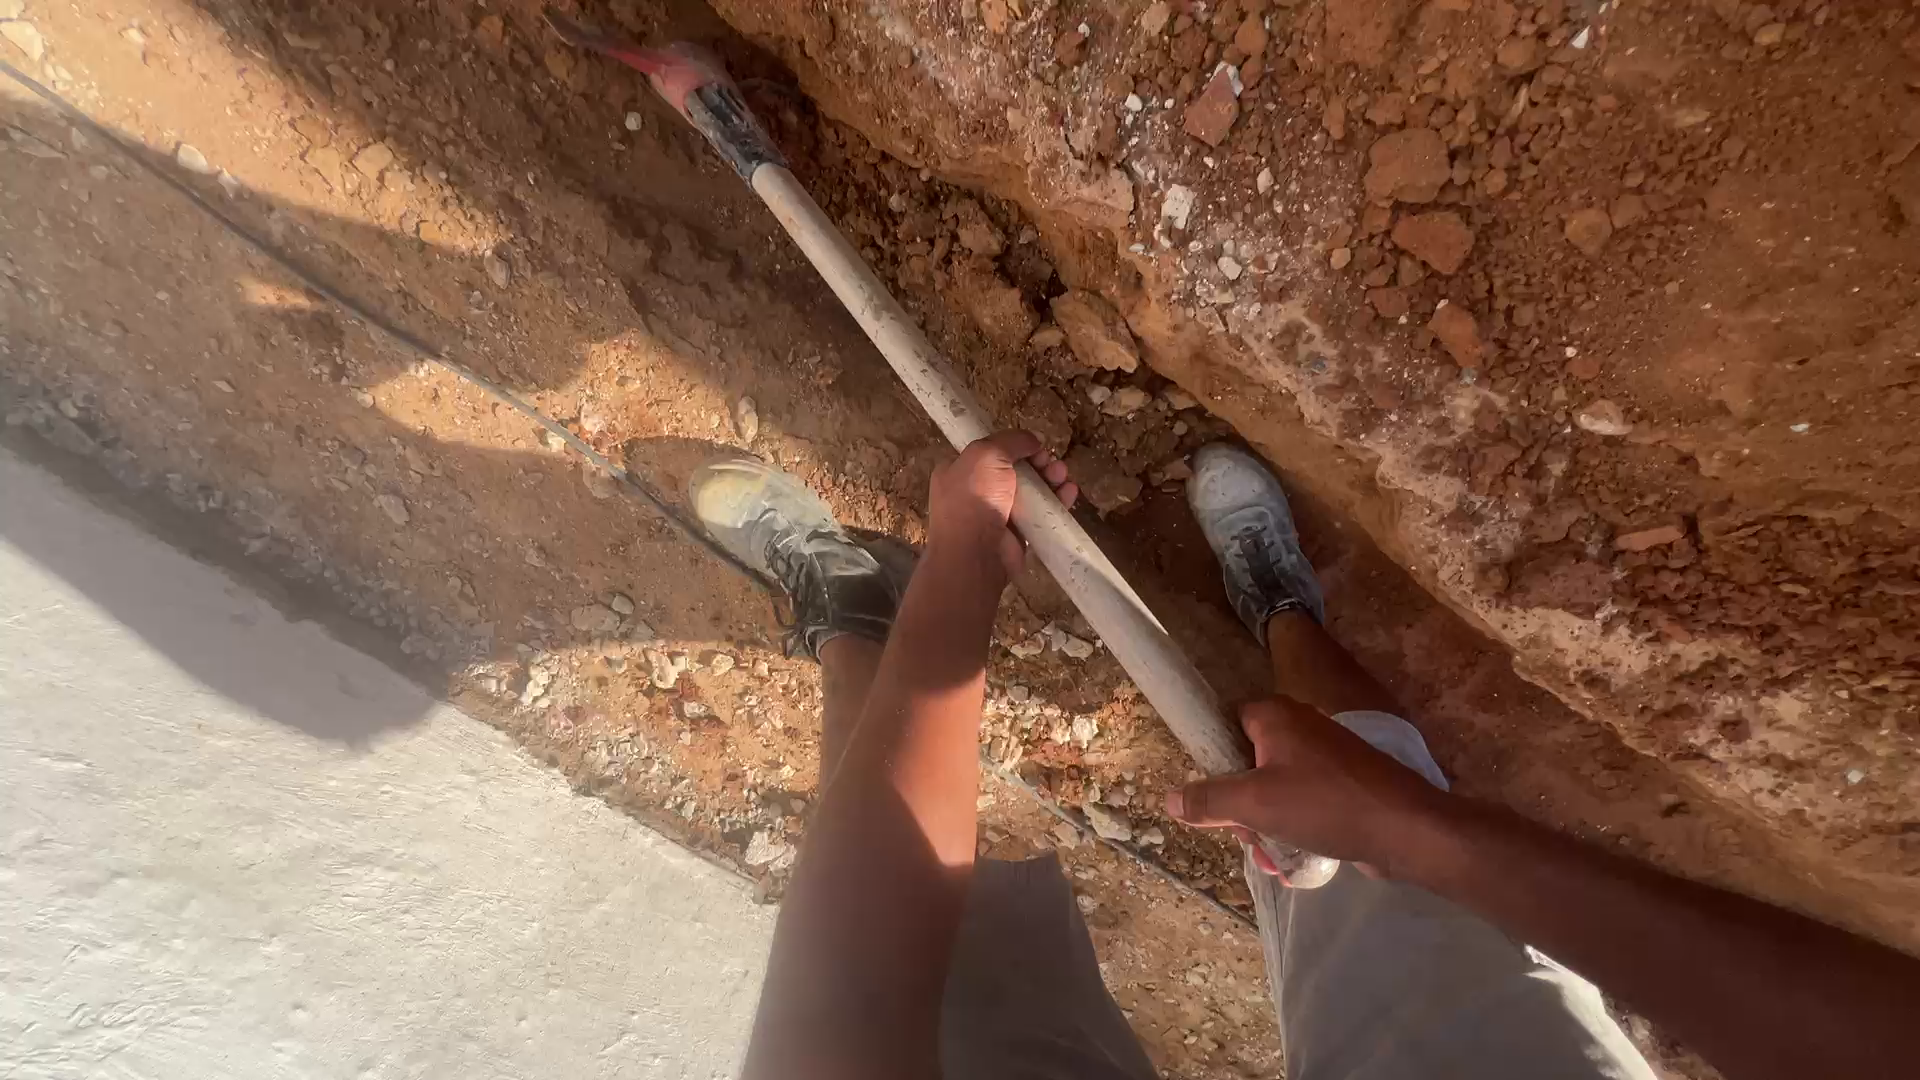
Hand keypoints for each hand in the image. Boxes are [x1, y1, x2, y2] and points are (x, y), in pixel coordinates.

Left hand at [927, 431, 1077, 582]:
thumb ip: (1011, 441)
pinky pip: (1041, 513)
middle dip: (1037, 462)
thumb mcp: (986, 454)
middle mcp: (977, 492)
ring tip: (1062, 475)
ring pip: (1031, 490)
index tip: (1032, 445)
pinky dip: (1057, 501)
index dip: (1013, 445)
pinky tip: (1070, 492)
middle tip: (1050, 462)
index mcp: (959, 471)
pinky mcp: (1019, 533)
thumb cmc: (973, 498)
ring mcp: (998, 514)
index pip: (990, 451)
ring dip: (1050, 479)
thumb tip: (1033, 440)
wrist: (975, 553)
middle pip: (1015, 469)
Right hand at [1165, 697, 1452, 877]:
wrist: (1412, 832)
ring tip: (1271, 855)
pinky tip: (1294, 857)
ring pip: (1275, 786)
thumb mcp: (1254, 803)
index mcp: (1275, 715)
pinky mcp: (1347, 783)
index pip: (1225, 723)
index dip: (1215, 759)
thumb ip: (1208, 799)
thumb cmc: (1325, 804)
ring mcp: (1327, 755)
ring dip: (1265, 822)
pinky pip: (1304, 799)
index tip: (1214, 795)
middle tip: (1246, 834)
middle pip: (1248, 761)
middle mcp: (1300, 725)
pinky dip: (1294, 825)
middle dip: (1241, 804)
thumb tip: (1169, 800)